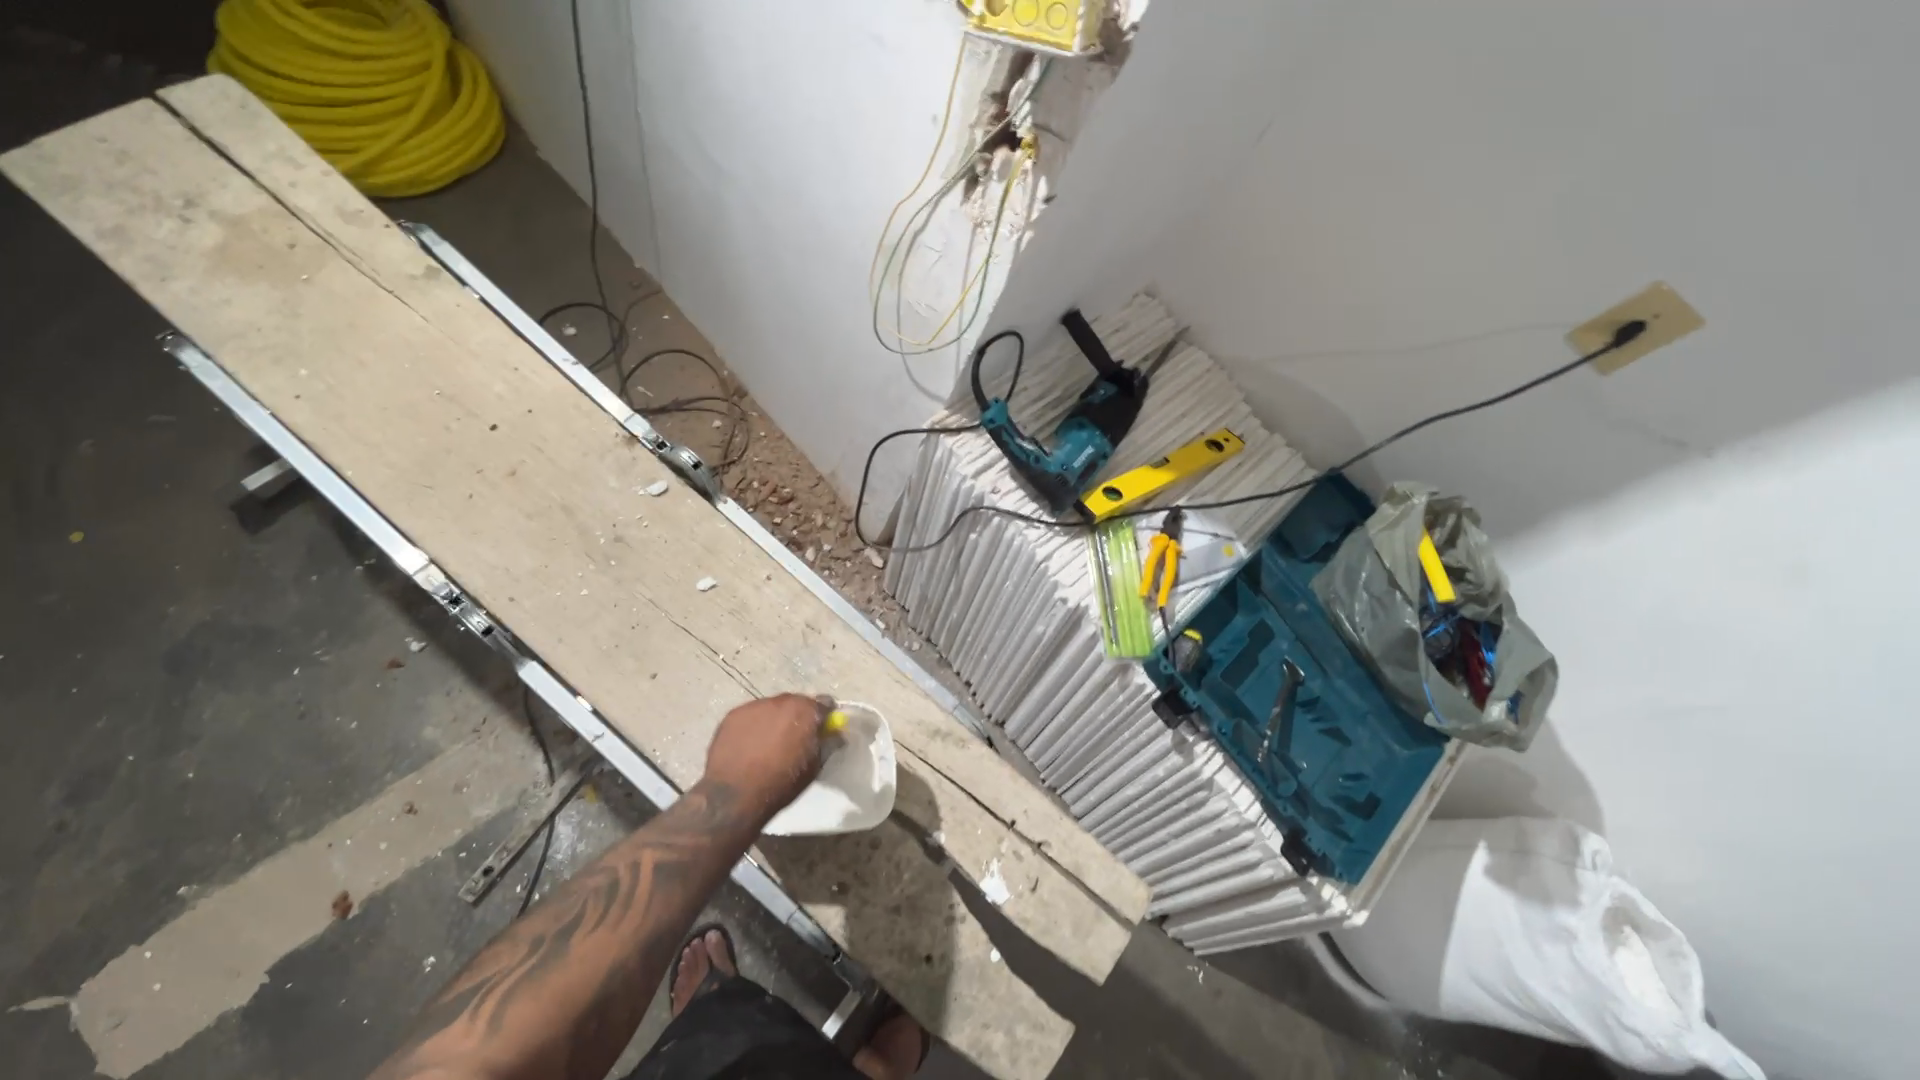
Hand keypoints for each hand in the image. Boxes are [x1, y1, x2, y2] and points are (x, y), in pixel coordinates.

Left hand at [702, 693, 829, 826]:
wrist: (735, 795)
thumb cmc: (781, 783)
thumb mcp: (815, 767)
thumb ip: (827, 744)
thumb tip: (836, 734)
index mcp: (806, 710)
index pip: (825, 703)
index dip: (826, 717)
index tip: (823, 730)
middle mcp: (781, 700)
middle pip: (797, 703)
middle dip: (799, 717)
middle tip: (795, 738)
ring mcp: (754, 706)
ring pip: (772, 708)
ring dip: (776, 720)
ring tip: (769, 743)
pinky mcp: (732, 714)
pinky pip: (751, 716)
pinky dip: (755, 726)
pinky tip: (749, 745)